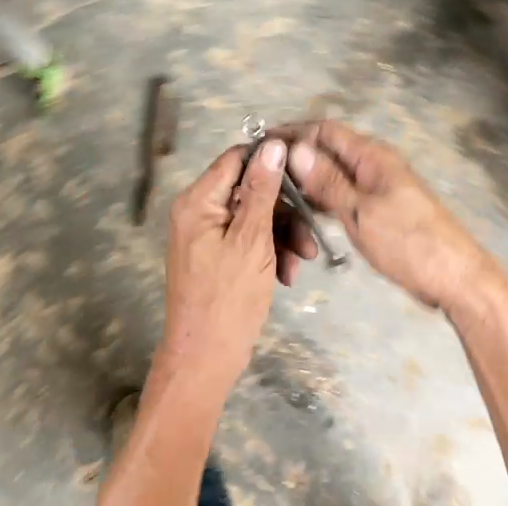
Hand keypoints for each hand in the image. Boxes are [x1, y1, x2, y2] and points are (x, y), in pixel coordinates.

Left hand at [157, 140, 287, 388]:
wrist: (204, 362)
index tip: (306, 173)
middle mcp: (198, 210)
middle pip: (250, 189)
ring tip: (303, 260)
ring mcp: (206, 234)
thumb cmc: (227, 299)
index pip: (238, 158)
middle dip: (284, 210)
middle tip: (310, 234)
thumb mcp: (252, 240)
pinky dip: (269, 251)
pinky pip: (247, 238)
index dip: (272, 161)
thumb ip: (262, 190)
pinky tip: (287, 274)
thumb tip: (273, 144)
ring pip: (254, 215)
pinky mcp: (216, 254)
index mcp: (199, 201)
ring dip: (282, 234)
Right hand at [274, 120, 497, 311]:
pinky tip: (302, 217)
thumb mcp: (362, 212)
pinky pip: (343, 196)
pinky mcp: (379, 211)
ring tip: (274, 198)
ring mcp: (377, 188)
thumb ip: (328, 182)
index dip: (292, 133)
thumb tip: (295, 149)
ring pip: (333, 176)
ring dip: (306, 184)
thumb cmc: (410, 242)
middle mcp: (373, 165)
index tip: (259, 144)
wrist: (456, 278)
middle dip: (295, 159)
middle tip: (260, 176)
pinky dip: (322, 202)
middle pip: (327, 151)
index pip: (324, 130)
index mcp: (372, 156)